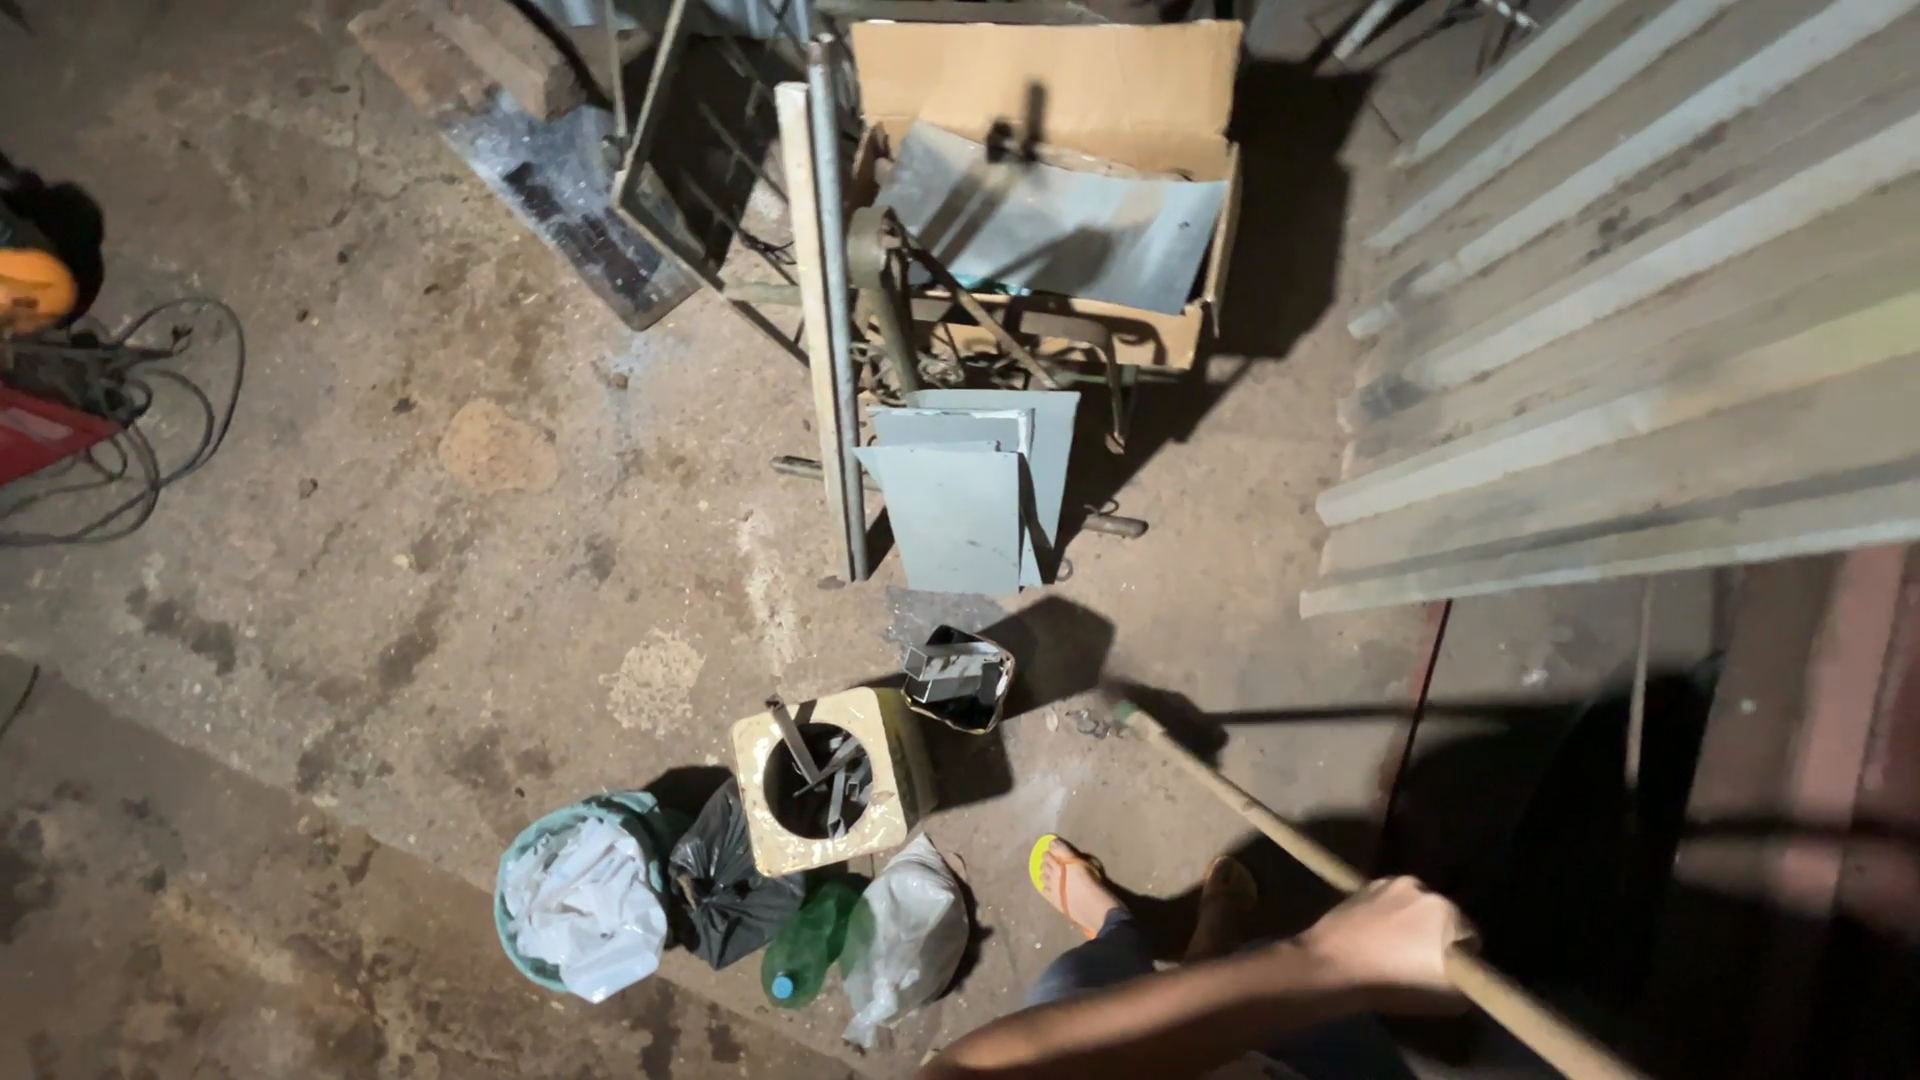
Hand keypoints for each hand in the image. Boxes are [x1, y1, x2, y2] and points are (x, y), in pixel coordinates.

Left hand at [1294, 876, 1471, 1012]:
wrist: (1336, 963)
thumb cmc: (1397, 984)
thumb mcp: (1452, 997)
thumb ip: (1468, 976)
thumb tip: (1465, 967)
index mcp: (1451, 915)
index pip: (1473, 938)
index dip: (1464, 958)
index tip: (1448, 971)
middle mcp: (1425, 890)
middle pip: (1444, 916)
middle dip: (1438, 933)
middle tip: (1422, 955)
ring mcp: (1393, 881)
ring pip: (1417, 904)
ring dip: (1414, 917)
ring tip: (1397, 941)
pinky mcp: (1367, 882)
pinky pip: (1391, 898)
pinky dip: (1391, 909)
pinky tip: (1379, 928)